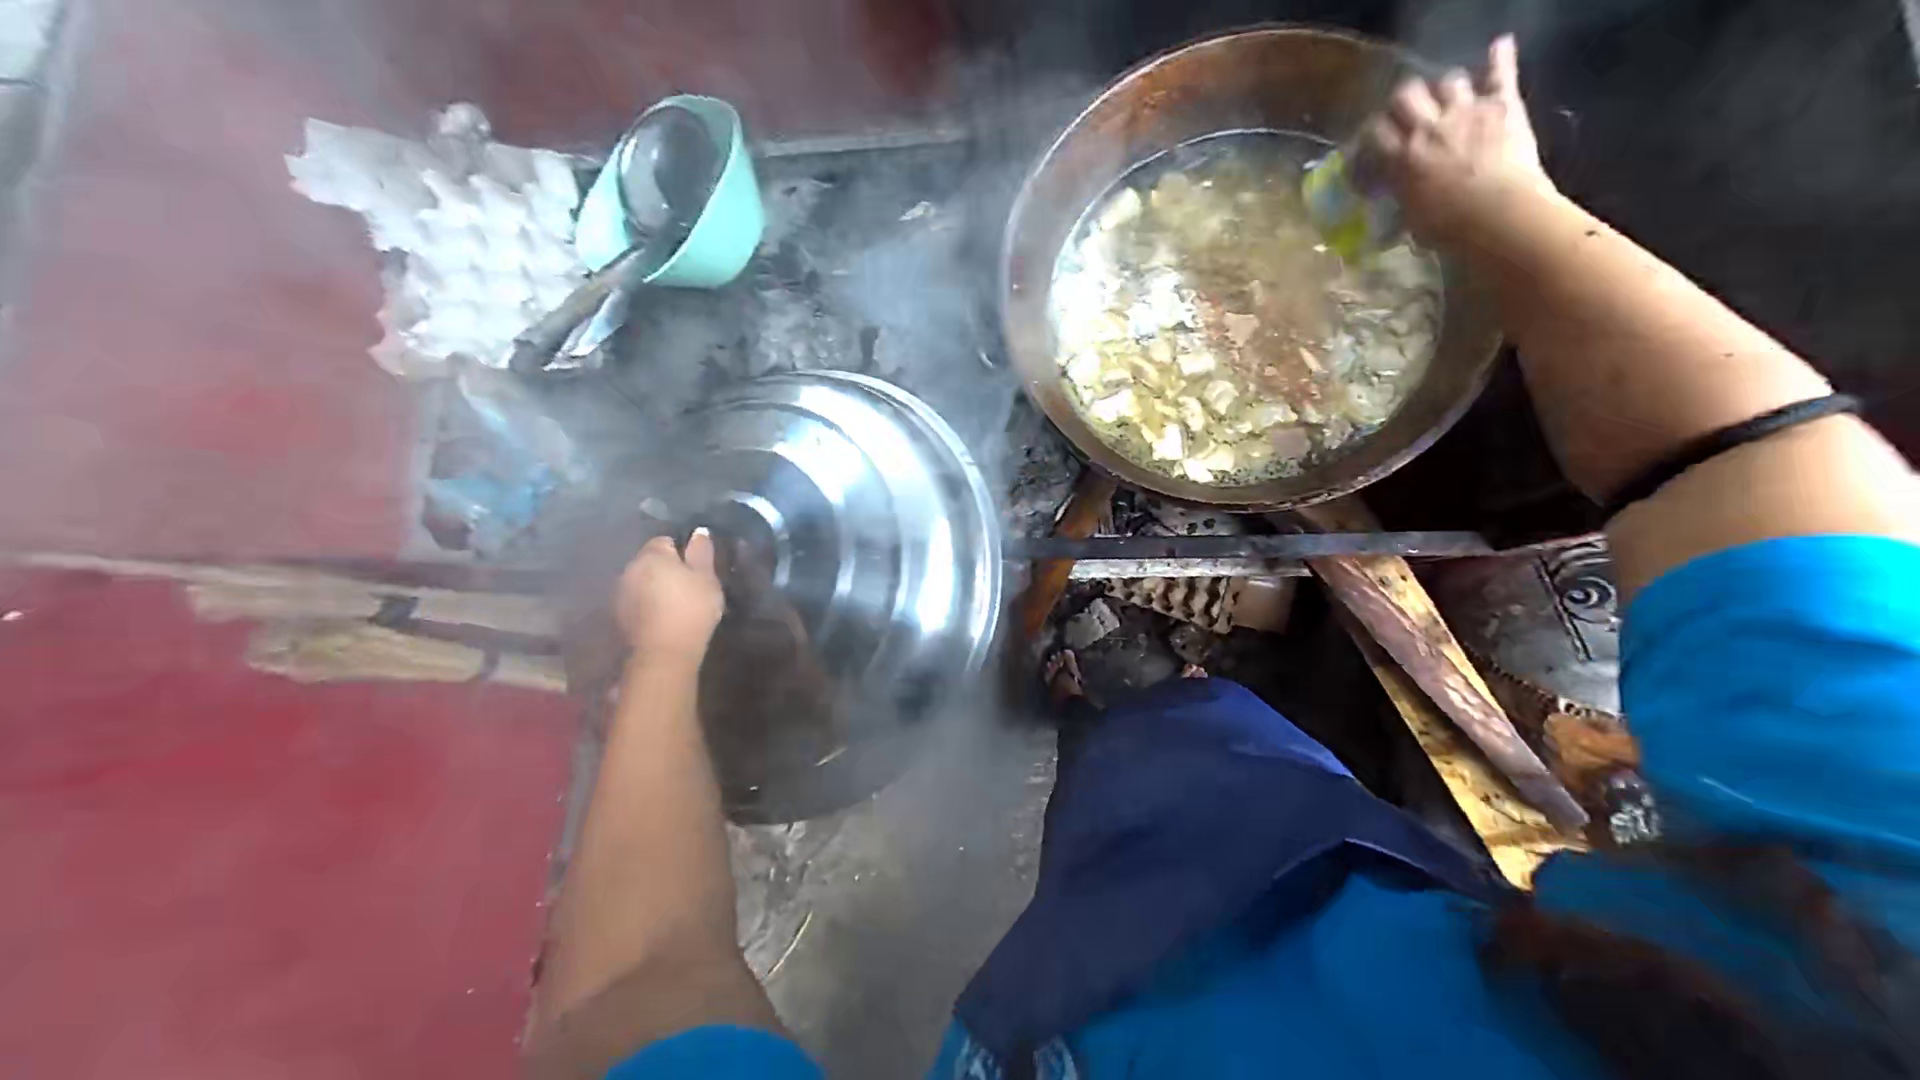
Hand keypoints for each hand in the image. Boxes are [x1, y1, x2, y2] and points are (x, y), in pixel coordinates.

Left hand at [614, 529, 724, 666]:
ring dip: (653, 588)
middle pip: (649, 561)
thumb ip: (702, 553)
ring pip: (641, 581)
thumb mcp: (707, 579)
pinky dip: (646, 605)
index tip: (695, 570)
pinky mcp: (617, 615)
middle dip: (665, 569)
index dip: (681, 553)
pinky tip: (660, 619)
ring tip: (674, 605)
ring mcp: (620, 593)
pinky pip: (635, 601)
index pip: (664, 541)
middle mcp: (630, 568)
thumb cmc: (691, 610)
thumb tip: (700, 531)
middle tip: (687, 587)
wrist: (663, 653)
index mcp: (652, 555)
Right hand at [1359, 34, 1553, 244]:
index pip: (1375, 133)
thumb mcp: (1411, 218)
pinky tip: (1498, 46)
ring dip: (1445, 88)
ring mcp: (1465, 112)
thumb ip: (1402, 196)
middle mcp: (1428, 128)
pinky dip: (1500, 57)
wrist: (1498, 214)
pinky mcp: (1501, 104)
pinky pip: (1500, 71)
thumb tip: (1394, 196)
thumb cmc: (1447, 228)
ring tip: (1448, 98)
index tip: (1375, 140)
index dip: (1373, 133)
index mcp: (1401, 160)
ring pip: (1446, 81)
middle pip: (1406, 95)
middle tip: (1407, 113)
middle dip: (1404, 101)